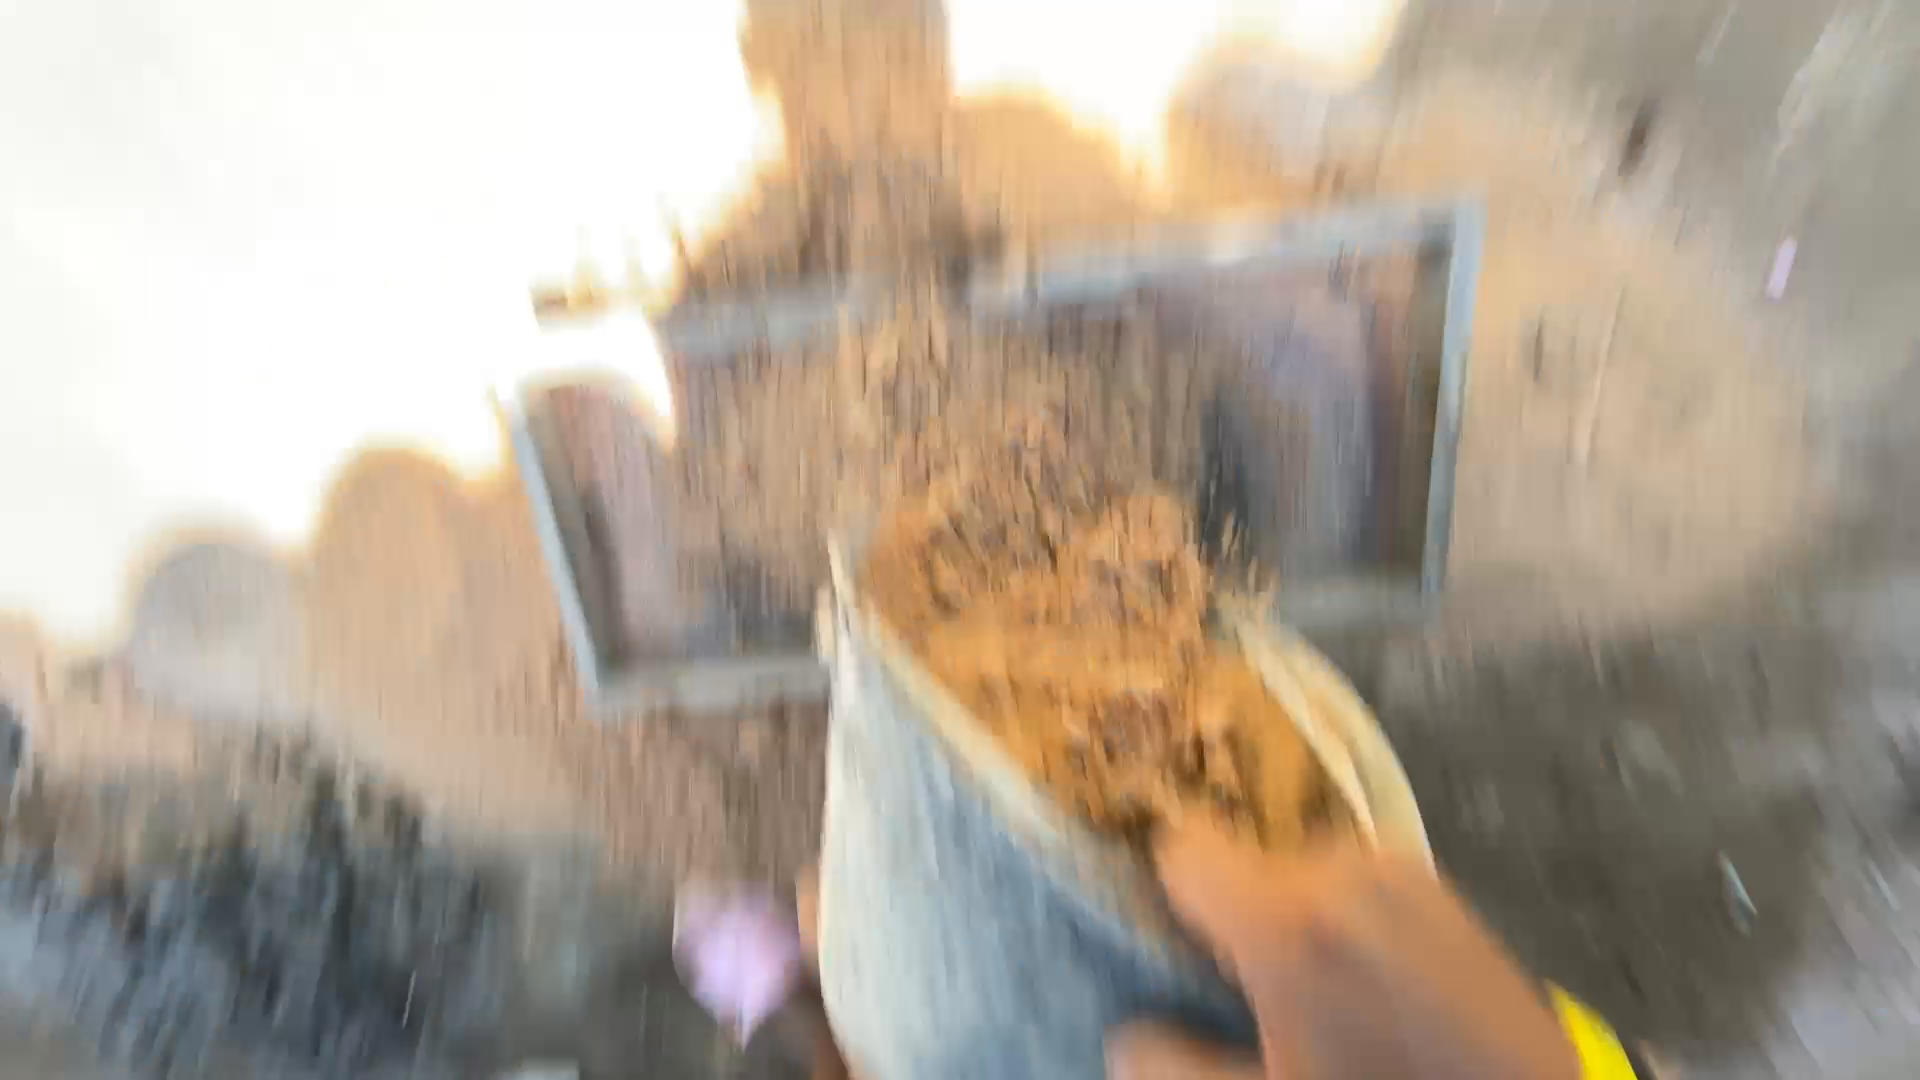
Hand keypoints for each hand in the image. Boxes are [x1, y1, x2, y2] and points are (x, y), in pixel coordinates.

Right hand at [1108, 827, 1581, 1079]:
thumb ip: (1169, 1067)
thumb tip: (1124, 1031)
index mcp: (1288, 919)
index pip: (1181, 846)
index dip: (1171, 893)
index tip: (1190, 944)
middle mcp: (1336, 867)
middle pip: (1235, 858)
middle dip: (1234, 914)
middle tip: (1264, 987)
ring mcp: (1388, 864)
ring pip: (1286, 864)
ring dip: (1286, 911)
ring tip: (1327, 985)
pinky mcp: (1424, 874)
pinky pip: (1339, 873)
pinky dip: (1333, 909)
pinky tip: (1371, 973)